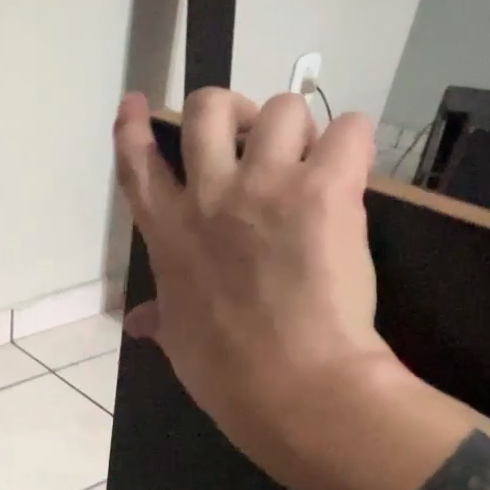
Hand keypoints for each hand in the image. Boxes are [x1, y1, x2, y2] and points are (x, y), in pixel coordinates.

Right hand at [114, 88, 403, 482]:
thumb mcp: (179, 340)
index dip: (136, 128)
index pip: (139, 165)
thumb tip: (138, 322)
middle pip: (209, 110)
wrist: (292, 386)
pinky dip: (352, 144)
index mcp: (169, 235)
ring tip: (310, 163)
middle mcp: (210, 197)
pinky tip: (351, 173)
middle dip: (230, 111)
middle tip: (252, 137)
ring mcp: (266, 187)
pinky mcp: (324, 189)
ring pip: (282, 108)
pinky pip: (348, 128)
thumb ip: (161, 318)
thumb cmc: (225, 373)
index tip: (137, 103)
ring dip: (297, 130)